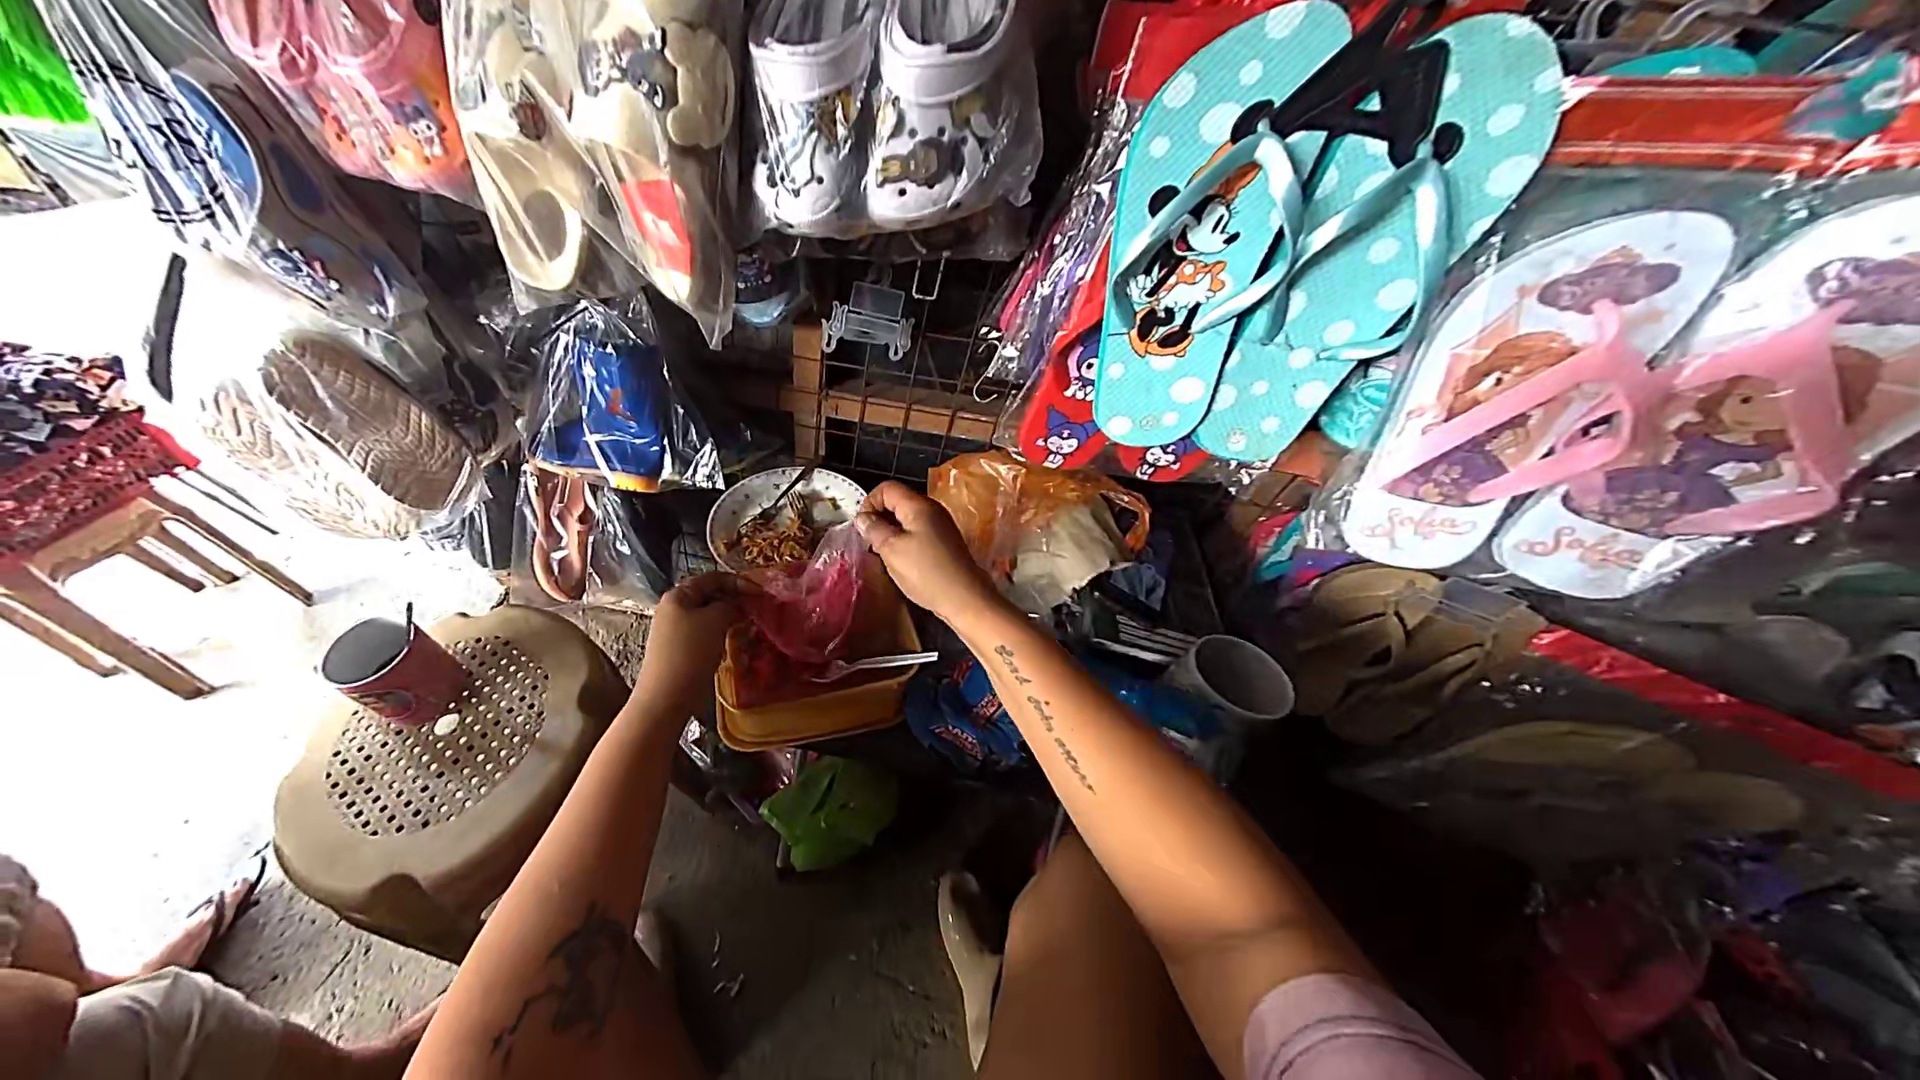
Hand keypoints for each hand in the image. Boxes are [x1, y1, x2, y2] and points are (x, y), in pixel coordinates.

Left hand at [634, 572, 747, 713]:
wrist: (666, 696)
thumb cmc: (690, 652)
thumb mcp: (715, 621)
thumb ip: (731, 605)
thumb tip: (742, 603)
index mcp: (679, 595)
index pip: (713, 578)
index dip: (739, 581)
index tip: (761, 592)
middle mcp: (675, 608)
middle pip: (711, 594)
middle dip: (736, 598)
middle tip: (758, 607)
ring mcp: (676, 628)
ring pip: (710, 614)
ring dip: (731, 615)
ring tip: (750, 623)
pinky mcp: (681, 647)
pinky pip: (706, 631)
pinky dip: (723, 630)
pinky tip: (735, 638)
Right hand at [854, 482, 1000, 623]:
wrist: (964, 598)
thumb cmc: (926, 572)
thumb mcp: (892, 549)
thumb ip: (874, 529)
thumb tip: (863, 518)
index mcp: (919, 505)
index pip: (886, 488)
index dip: (869, 503)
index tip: (863, 527)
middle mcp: (932, 510)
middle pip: (897, 501)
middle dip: (879, 518)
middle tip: (869, 542)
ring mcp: (940, 526)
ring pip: (906, 519)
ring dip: (890, 532)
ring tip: (881, 554)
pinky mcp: (944, 542)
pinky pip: (917, 533)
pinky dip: (903, 542)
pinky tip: (899, 561)